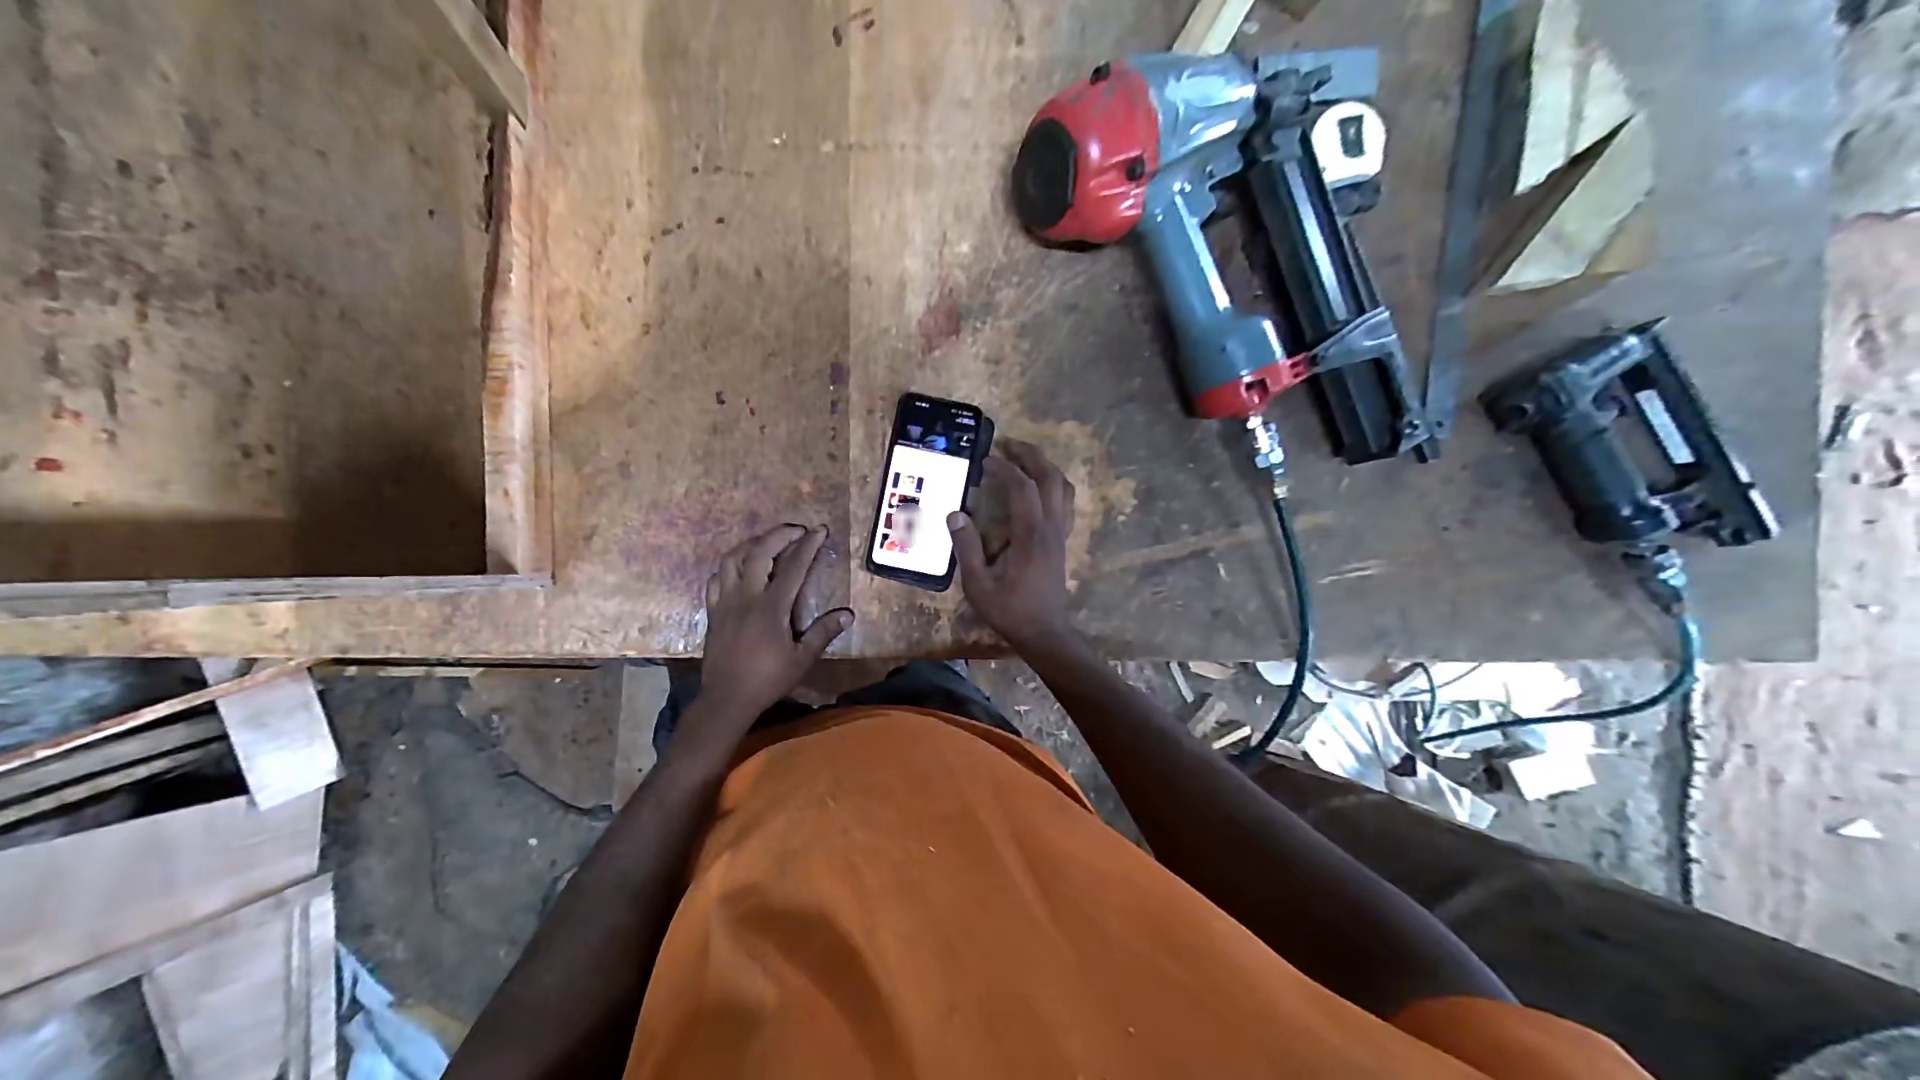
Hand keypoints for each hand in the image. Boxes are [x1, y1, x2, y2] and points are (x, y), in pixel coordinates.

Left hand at [696, 524, 853, 730]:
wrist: (727, 699)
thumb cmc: (767, 680)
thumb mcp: (801, 659)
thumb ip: (823, 633)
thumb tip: (848, 614)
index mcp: (771, 607)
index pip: (793, 567)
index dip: (808, 545)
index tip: (819, 530)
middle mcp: (746, 597)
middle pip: (758, 552)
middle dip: (779, 535)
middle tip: (797, 530)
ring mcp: (725, 602)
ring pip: (731, 560)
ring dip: (751, 545)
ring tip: (767, 543)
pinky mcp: (713, 611)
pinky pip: (716, 579)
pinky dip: (729, 567)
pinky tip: (739, 569)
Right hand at [947, 439, 1077, 651]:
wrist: (1044, 632)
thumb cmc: (1010, 611)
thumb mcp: (979, 585)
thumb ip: (967, 548)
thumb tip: (955, 514)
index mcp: (1031, 536)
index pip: (1023, 488)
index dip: (1004, 468)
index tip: (985, 461)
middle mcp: (1051, 528)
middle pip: (1050, 478)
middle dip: (1030, 456)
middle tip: (1007, 445)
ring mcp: (1061, 534)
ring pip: (1063, 488)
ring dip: (1045, 467)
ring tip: (1022, 459)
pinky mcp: (1062, 541)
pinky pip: (1065, 503)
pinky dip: (1052, 485)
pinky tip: (1034, 488)